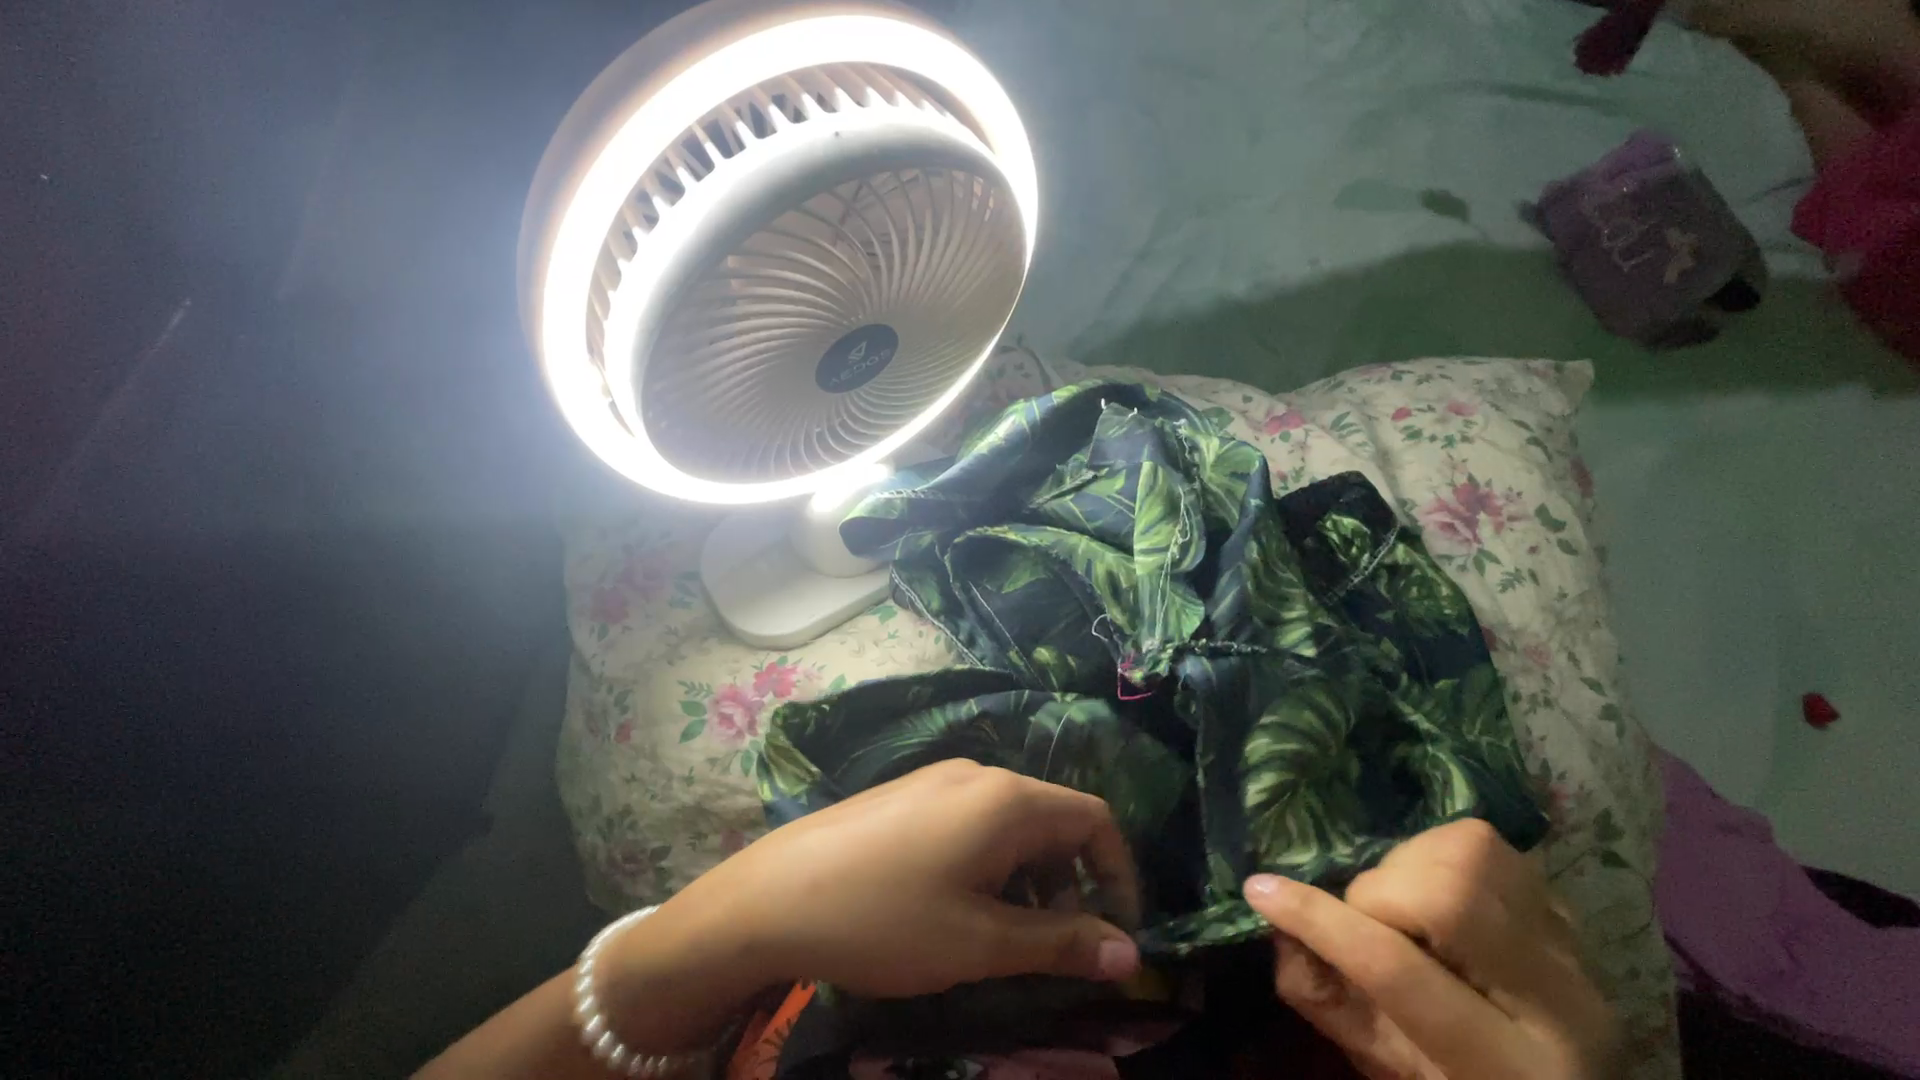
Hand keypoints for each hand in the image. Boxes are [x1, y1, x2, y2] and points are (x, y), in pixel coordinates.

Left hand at [667, 760, 1143, 998]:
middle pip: (1053, 818)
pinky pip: (972, 821)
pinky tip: (955, 906)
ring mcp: (936, 779)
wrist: (770, 897)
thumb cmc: (886, 919)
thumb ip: (1061, 943)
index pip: (1095, 818)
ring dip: (1028, 877)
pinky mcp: (906, 795)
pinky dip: (989, 863)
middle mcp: (977, 774)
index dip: (1118, 875)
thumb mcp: (982, 942)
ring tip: (1002, 934)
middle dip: (1070, 881)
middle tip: (1053, 945)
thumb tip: (1131, 955)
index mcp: (1007, 799)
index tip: (1114, 934)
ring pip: (1010, 823)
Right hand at [1242, 820, 1617, 1079]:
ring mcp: (1571, 948)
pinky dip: (1439, 854)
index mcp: (1500, 1065)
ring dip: (1407, 865)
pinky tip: (1435, 890)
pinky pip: (1488, 845)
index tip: (1260, 889)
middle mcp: (1556, 1002)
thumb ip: (1322, 996)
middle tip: (1361, 917)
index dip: (1319, 922)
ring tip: (1400, 904)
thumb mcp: (1380, 1062)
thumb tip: (1274, 918)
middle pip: (1447, 895)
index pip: (1397, 971)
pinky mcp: (1566, 910)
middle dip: (1377, 892)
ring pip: (1468, 852)